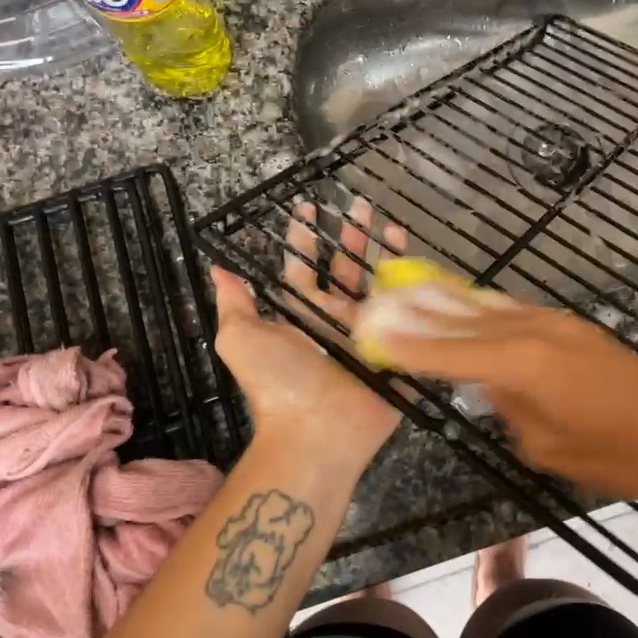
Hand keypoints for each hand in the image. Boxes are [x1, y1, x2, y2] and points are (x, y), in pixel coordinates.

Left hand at [210, 201, 406, 469]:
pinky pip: (408, 313)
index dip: (305, 239)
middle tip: (362, 205)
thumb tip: (217, 269)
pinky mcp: (396, 349)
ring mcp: (369, 333)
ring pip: (380, 283)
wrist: (317, 432)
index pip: (304, 267)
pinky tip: (419, 262)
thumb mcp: (241, 339)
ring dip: (386, 253)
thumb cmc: (278, 384)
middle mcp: (335, 319)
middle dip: (354, 236)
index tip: (308, 208)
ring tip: (394, 224)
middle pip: (347, 268)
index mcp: (302, 315)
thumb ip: (234, 304)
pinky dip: (415, 287)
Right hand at [355, 286, 637, 503]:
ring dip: (449, 300)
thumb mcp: (547, 446)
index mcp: (522, 365)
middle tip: (379, 296)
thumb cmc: (616, 455)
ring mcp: (555, 323)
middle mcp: (532, 332)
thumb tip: (490, 382)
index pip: (450, 352)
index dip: (410, 343)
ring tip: (412, 286)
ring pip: (489, 307)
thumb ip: (509, 407)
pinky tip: (470, 300)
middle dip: (421, 311)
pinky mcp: (572, 326)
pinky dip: (484, 305)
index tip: (371, 328)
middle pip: (464, 319)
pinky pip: (514, 310)